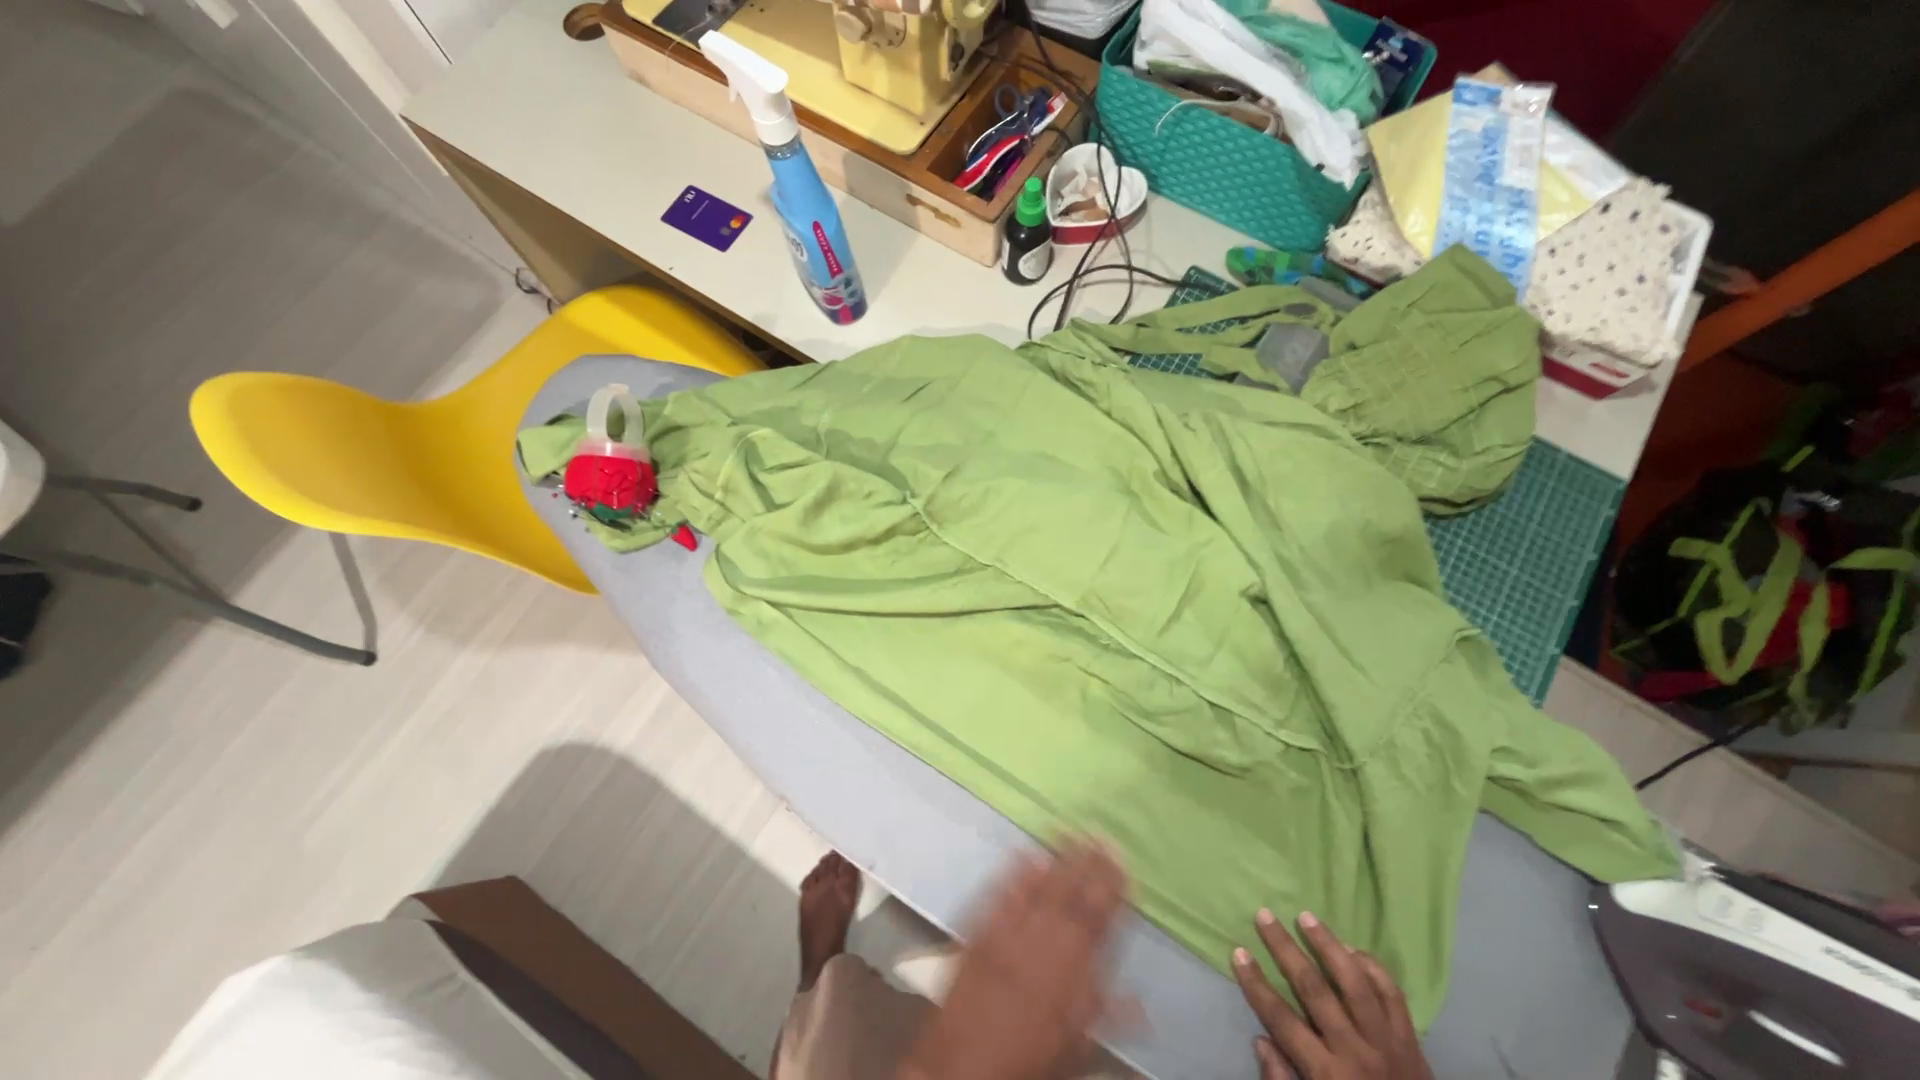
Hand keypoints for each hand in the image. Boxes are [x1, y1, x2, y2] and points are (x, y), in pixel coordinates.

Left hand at [898, 838, 1127, 1079]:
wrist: (962, 1070)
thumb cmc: (1026, 1061)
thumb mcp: (1073, 1044)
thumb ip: (1102, 1011)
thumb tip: (1140, 1002)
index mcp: (1070, 975)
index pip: (1097, 921)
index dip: (1111, 888)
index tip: (1122, 861)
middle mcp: (1040, 948)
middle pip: (1069, 897)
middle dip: (1087, 864)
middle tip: (1100, 833)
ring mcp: (1005, 937)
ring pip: (1037, 890)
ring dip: (1055, 858)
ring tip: (1069, 829)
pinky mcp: (976, 935)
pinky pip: (999, 897)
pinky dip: (1014, 875)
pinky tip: (1026, 853)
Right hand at [1231, 910, 1433, 1079]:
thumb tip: (1261, 1041)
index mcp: (1326, 1074)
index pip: (1282, 1019)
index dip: (1256, 985)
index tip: (1239, 953)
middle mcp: (1355, 1051)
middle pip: (1314, 989)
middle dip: (1286, 950)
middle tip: (1266, 916)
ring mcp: (1387, 1043)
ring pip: (1355, 982)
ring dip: (1329, 946)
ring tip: (1307, 918)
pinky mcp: (1411, 1041)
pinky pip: (1393, 995)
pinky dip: (1373, 969)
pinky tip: (1353, 950)